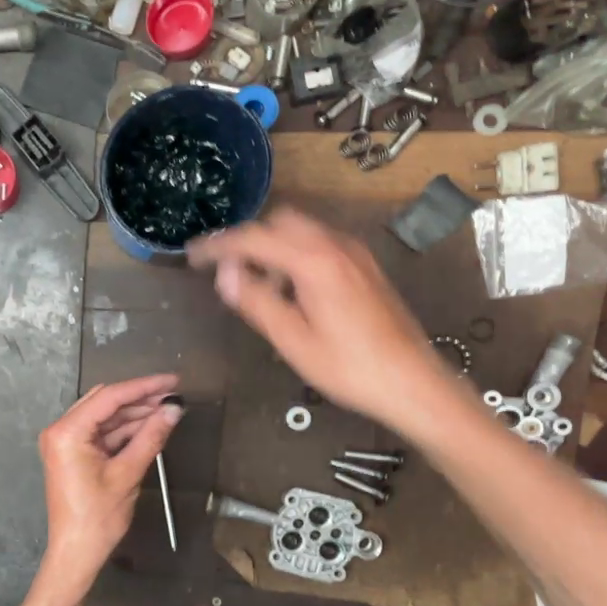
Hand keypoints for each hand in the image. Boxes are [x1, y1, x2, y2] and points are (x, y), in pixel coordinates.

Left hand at [38, 375, 183, 585]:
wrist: (77, 550)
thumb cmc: (98, 516)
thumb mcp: (128, 473)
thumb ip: (151, 437)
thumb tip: (174, 409)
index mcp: (67, 432)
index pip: (109, 397)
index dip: (143, 387)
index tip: (172, 381)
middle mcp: (60, 430)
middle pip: (104, 403)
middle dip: (139, 399)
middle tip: (173, 395)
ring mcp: (64, 442)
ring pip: (104, 417)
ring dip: (133, 414)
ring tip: (167, 410)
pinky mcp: (71, 453)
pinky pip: (100, 433)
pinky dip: (123, 430)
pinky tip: (149, 426)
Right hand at [187, 209, 457, 431]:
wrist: (413, 383)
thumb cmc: (349, 368)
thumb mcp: (292, 340)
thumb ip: (256, 300)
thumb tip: (225, 274)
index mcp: (314, 262)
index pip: (255, 238)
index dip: (219, 245)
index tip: (193, 254)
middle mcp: (336, 247)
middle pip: (281, 222)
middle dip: (249, 239)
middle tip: (224, 268)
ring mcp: (356, 256)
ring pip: (302, 231)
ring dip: (273, 247)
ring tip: (255, 285)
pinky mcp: (365, 269)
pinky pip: (321, 246)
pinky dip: (296, 255)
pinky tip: (290, 291)